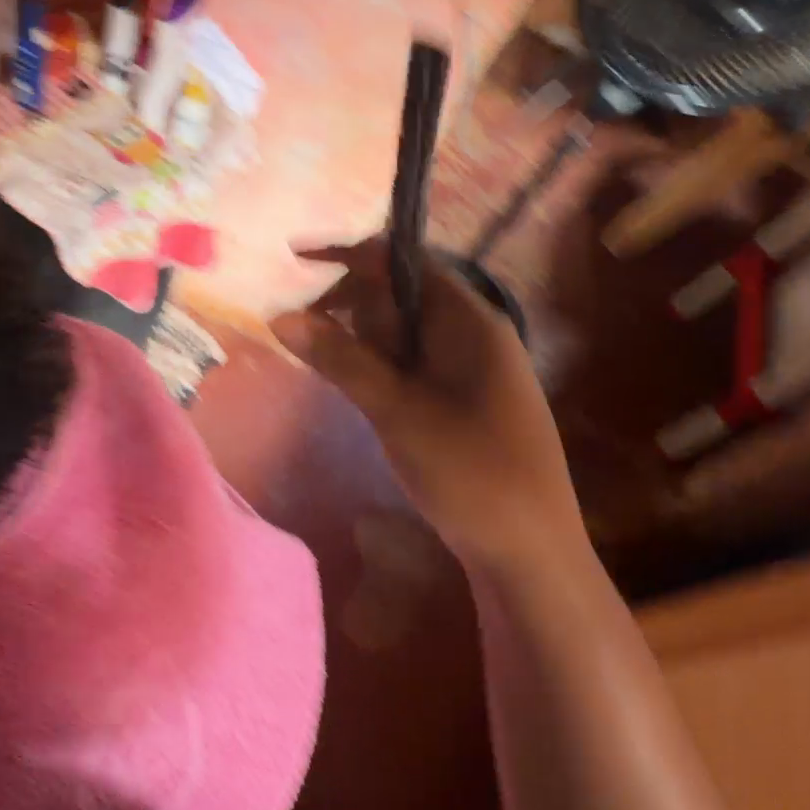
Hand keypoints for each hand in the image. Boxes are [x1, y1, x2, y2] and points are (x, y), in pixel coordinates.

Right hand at [269, 239, 584, 572]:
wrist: (530, 554)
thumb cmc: (470, 472)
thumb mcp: (395, 410)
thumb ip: (339, 358)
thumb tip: (280, 316)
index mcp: (471, 320)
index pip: (404, 260)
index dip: (349, 255)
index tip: (295, 263)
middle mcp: (474, 332)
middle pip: (400, 293)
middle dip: (354, 309)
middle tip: (325, 351)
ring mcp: (471, 367)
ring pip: (402, 332)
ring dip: (364, 344)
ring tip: (350, 384)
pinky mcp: (463, 398)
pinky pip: (411, 363)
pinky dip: (380, 369)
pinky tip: (366, 397)